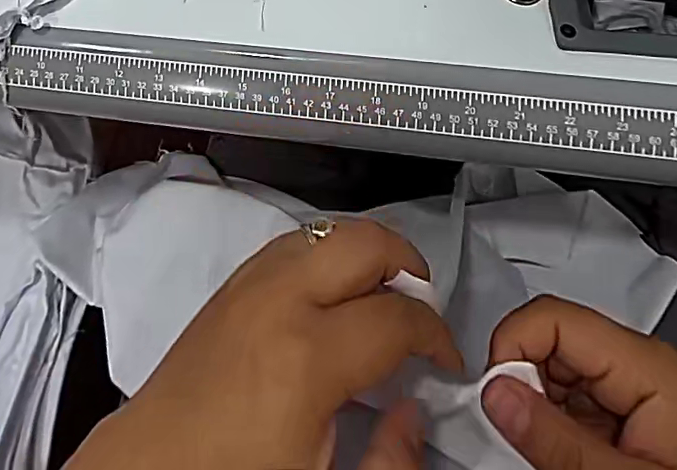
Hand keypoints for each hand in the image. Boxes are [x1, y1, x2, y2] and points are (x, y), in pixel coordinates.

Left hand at [67, 218, 460, 469]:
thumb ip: (388, 460)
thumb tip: (414, 412)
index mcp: (308, 355)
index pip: (397, 315)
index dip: (436, 335)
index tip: (445, 359)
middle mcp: (280, 298)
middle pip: (365, 242)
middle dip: (408, 265)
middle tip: (422, 309)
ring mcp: (251, 281)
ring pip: (328, 230)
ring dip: (365, 253)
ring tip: (381, 299)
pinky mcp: (231, 282)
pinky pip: (293, 242)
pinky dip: (327, 254)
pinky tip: (332, 294)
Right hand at [481, 296, 676, 469]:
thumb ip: (558, 440)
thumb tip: (496, 391)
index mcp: (646, 363)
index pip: (552, 316)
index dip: (513, 345)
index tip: (494, 394)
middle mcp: (638, 364)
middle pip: (550, 339)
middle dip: (523, 378)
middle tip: (520, 432)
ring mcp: (633, 388)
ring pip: (555, 369)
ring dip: (537, 404)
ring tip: (551, 454)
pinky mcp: (629, 415)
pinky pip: (571, 399)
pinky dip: (554, 423)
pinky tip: (567, 457)